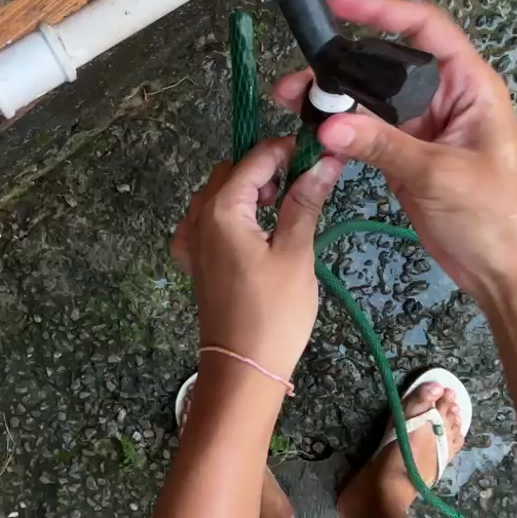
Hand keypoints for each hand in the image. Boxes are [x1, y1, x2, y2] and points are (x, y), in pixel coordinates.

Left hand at [170, 137, 342, 379]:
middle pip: (231, 172)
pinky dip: (229, 216)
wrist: (243, 366)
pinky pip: (206, 222)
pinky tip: (249, 233)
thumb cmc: (274, 312)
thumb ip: (305, 201)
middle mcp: (198, 217)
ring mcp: (191, 240)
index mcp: (221, 208)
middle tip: (300, 188)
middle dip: (266, 170)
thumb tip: (325, 161)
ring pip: (217, 195)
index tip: (318, 154)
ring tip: (280, 212)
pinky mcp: (194, 261)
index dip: (287, 150)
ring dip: (248, 192)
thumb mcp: (296, 252)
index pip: (254, 159)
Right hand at [272, 0, 516, 299]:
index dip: (383, 11)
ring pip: (370, 102)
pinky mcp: (405, 159)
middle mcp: (444, 101)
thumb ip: (382, 146)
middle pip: (386, 67)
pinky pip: (367, 135)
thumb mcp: (440, 174)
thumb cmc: (499, 217)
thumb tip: (328, 125)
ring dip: (333, 103)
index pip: (425, 30)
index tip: (339, 7)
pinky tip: (314, 136)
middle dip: (339, 68)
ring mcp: (422, 131)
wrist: (509, 272)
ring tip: (293, 106)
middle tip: (296, 81)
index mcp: (469, 87)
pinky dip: (341, 134)